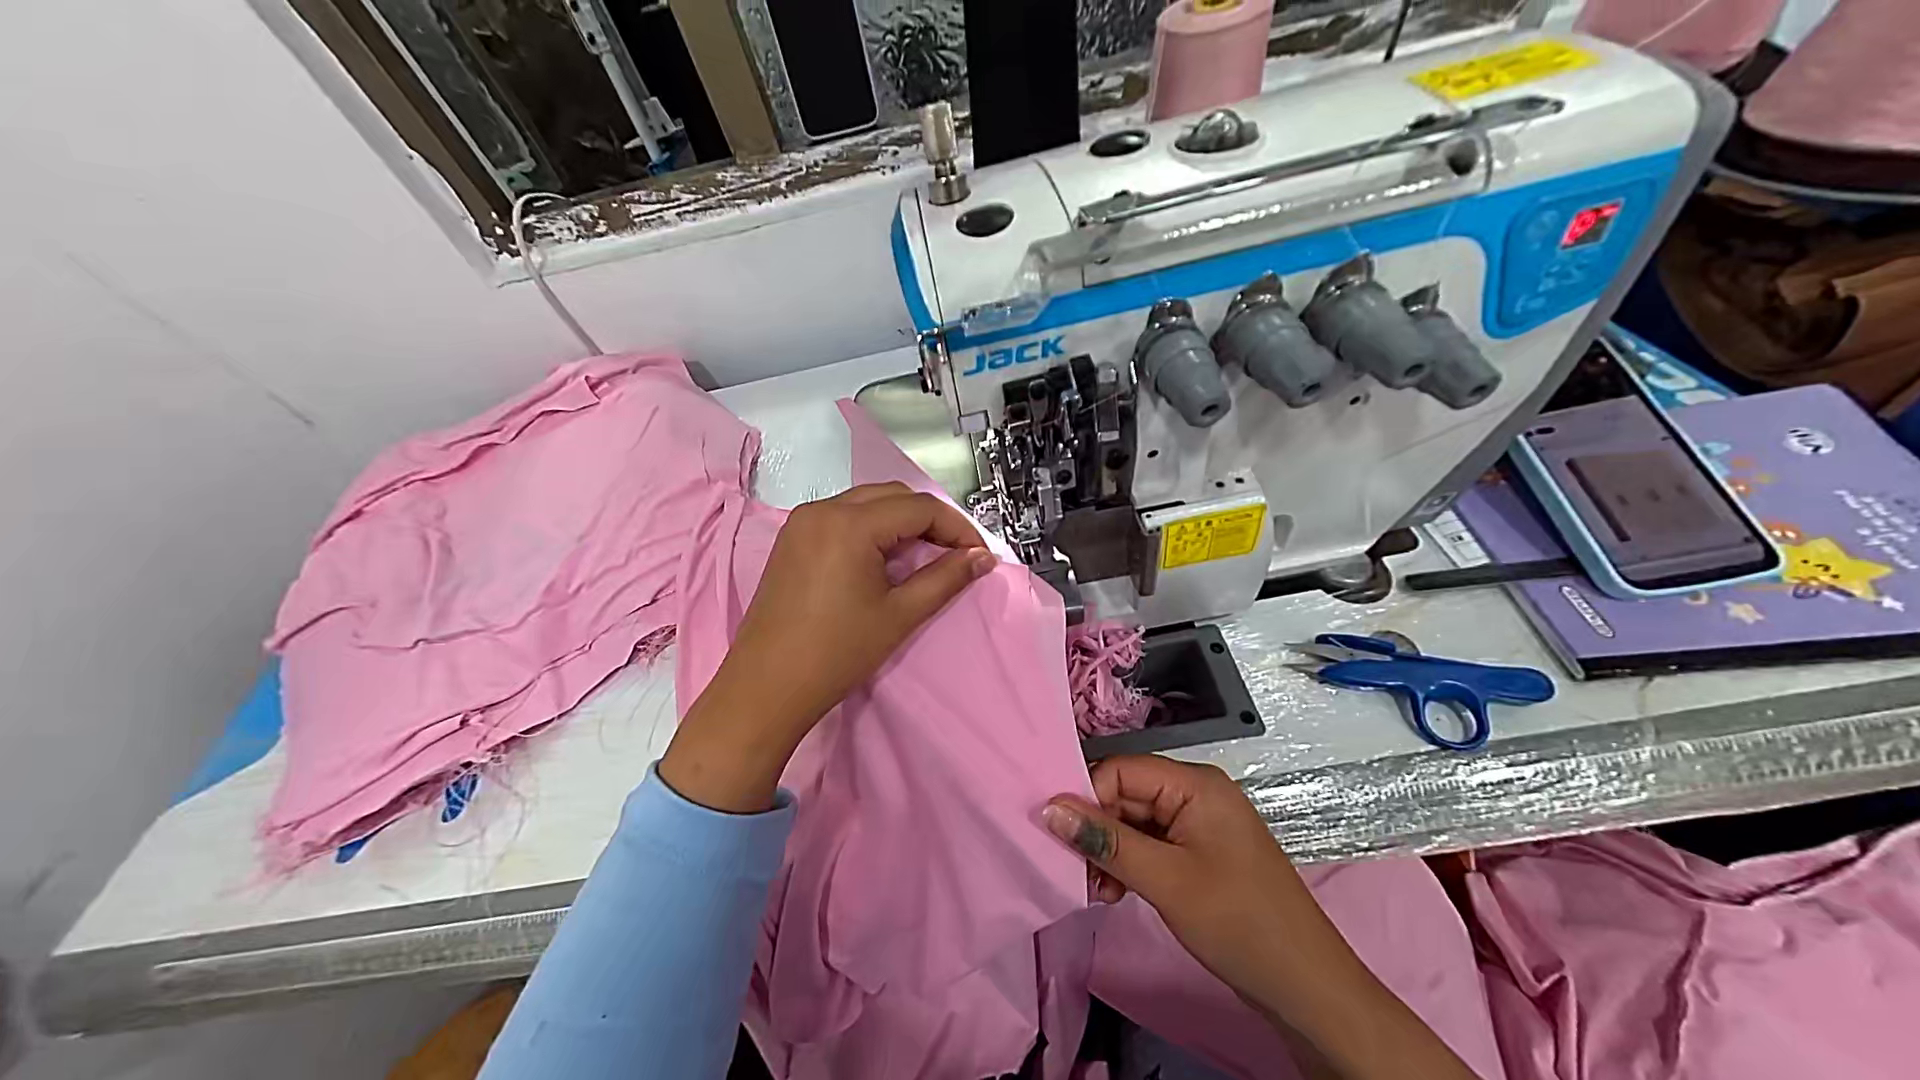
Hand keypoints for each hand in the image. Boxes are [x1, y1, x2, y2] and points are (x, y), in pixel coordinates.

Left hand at [660, 482, 995, 812]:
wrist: (767, 687)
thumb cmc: (836, 653)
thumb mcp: (900, 614)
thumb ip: (946, 578)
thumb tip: (982, 558)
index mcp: (850, 524)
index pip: (919, 508)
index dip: (957, 527)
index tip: (978, 554)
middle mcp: (823, 510)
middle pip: (893, 496)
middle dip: (930, 520)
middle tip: (956, 554)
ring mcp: (802, 522)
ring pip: (867, 502)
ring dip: (901, 521)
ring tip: (925, 556)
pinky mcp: (792, 538)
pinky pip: (843, 516)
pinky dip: (872, 527)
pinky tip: (885, 558)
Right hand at [1042, 755, 1480, 1079]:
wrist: (1306, 986)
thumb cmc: (1238, 923)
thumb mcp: (1165, 880)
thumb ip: (1105, 840)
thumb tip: (1048, 808)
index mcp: (1195, 784)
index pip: (1122, 770)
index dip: (1088, 798)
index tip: (1063, 838)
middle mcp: (1196, 792)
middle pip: (1127, 794)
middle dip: (1099, 831)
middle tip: (1083, 875)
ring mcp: (1200, 822)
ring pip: (1135, 820)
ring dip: (1112, 851)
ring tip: (1101, 891)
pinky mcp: (1200, 850)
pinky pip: (1151, 842)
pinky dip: (1130, 863)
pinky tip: (1118, 891)